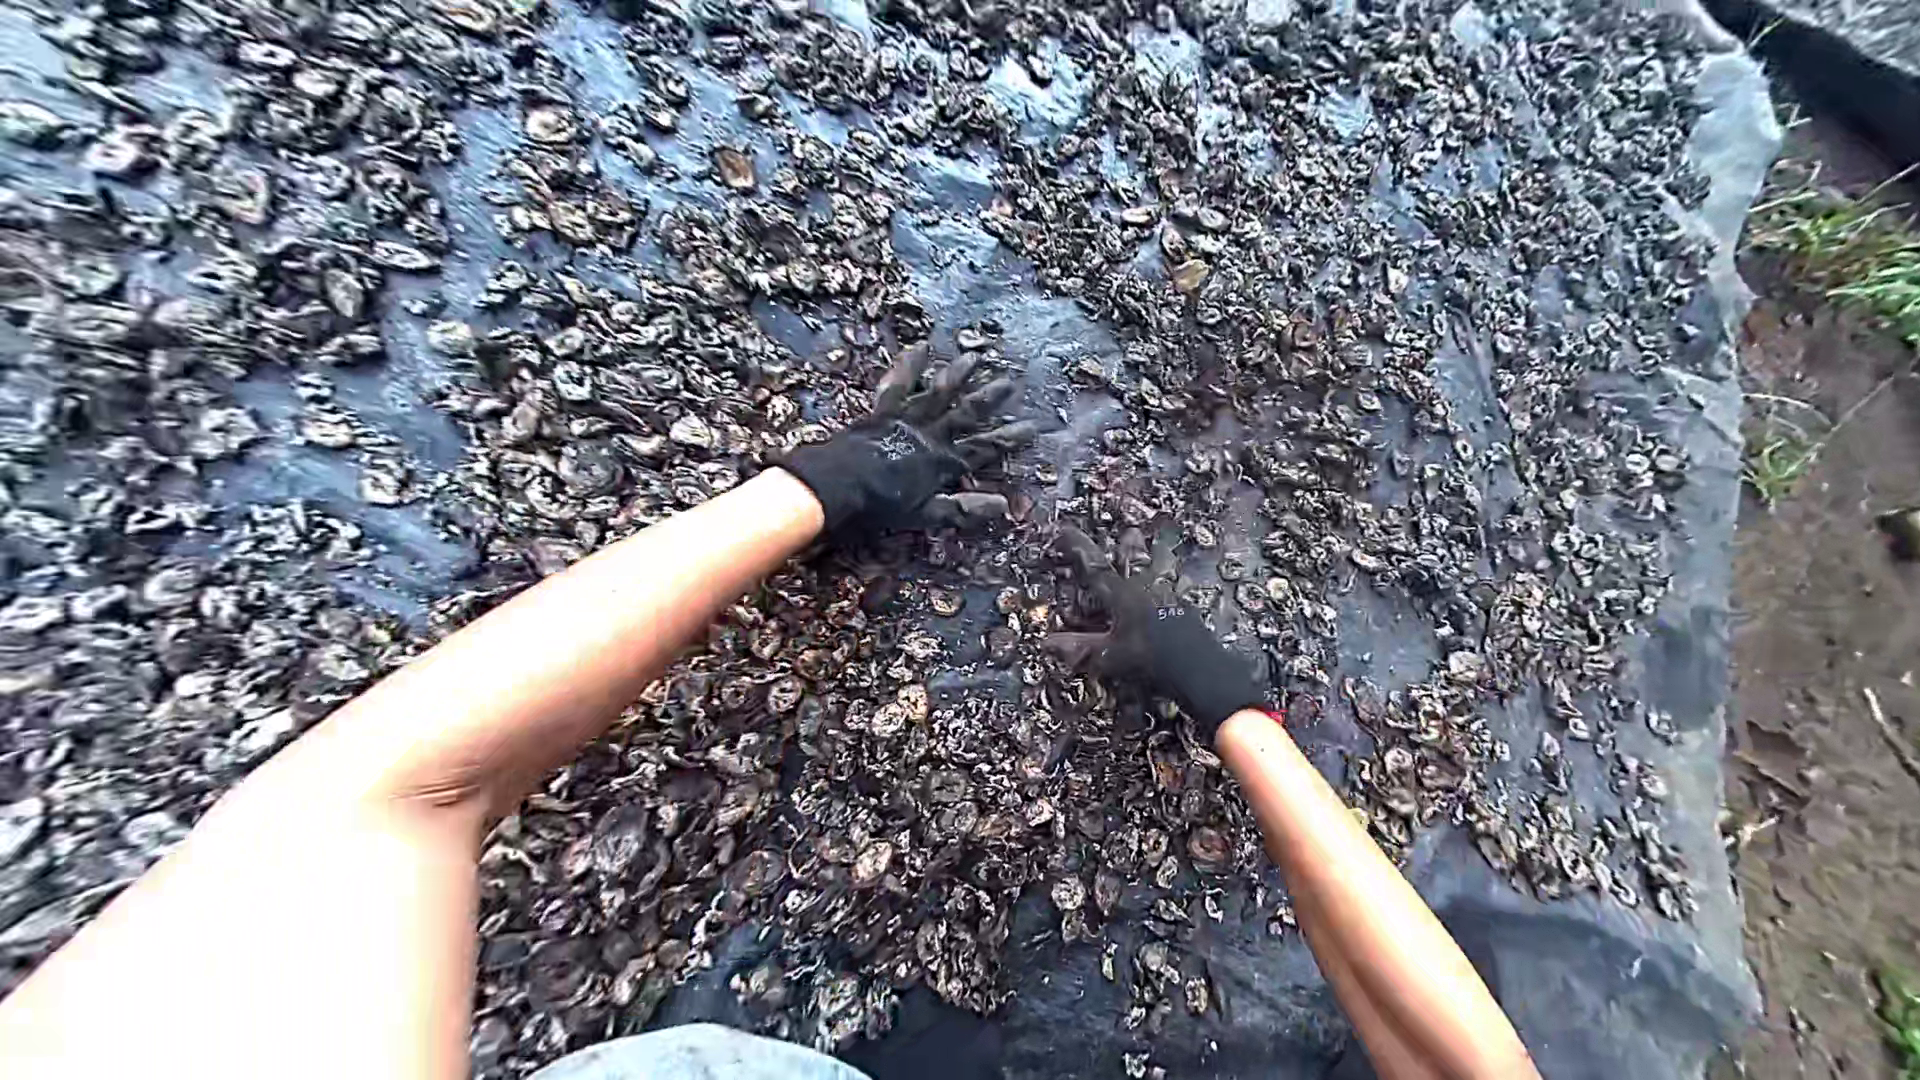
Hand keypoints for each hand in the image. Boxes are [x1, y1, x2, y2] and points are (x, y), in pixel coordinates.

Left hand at [780, 343, 1033, 538]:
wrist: (839, 486)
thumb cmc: (882, 506)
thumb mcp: (928, 513)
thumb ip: (964, 508)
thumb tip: (1002, 506)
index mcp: (944, 462)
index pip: (985, 449)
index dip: (1009, 439)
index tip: (1031, 427)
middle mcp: (931, 434)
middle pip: (967, 414)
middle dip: (991, 399)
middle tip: (1011, 381)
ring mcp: (908, 419)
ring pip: (939, 393)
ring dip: (958, 375)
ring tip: (976, 356)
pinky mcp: (884, 410)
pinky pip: (899, 384)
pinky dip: (910, 365)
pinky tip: (921, 347)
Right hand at [1047, 526, 1268, 742]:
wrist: (1199, 667)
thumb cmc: (1148, 658)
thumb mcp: (1108, 656)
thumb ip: (1079, 648)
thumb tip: (1046, 643)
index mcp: (1121, 595)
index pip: (1093, 566)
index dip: (1076, 547)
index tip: (1061, 530)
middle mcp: (1144, 588)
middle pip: (1132, 558)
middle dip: (1126, 544)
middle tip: (1127, 530)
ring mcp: (1169, 596)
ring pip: (1160, 568)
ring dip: (1156, 558)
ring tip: (1159, 546)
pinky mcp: (1186, 609)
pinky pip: (1178, 588)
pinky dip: (1176, 584)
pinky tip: (1181, 583)